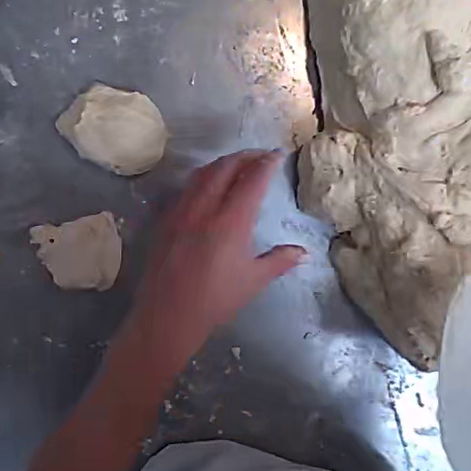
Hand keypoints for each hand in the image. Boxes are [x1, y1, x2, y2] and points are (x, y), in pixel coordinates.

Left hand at [121, 150, 304, 368]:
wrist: (168, 315)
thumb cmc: (216, 300)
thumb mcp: (254, 280)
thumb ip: (280, 260)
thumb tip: (304, 252)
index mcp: (231, 221)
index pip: (252, 180)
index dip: (266, 163)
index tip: (276, 156)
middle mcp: (205, 208)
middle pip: (225, 167)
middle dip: (245, 156)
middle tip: (259, 155)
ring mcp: (182, 211)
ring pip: (202, 174)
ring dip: (222, 163)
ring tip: (236, 164)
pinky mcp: (166, 219)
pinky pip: (186, 188)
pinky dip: (202, 178)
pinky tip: (207, 186)